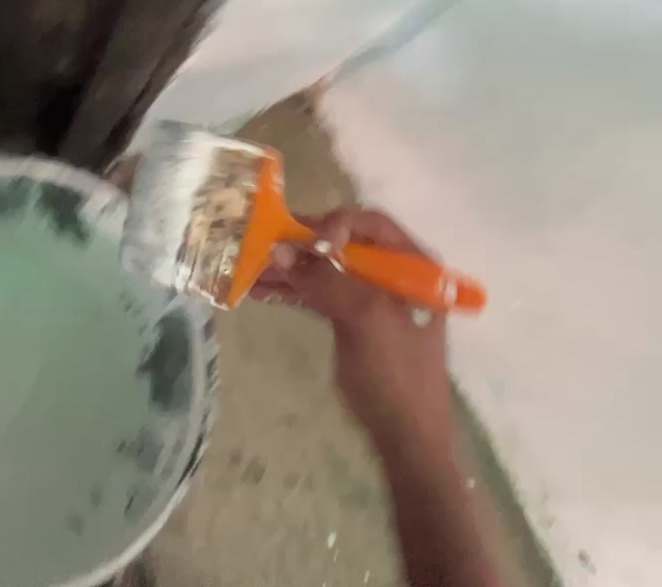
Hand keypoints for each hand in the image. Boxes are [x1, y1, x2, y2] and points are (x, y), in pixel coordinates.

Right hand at [255, 207, 459, 457]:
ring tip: (249, 267)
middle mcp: (392, 273)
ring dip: (289, 268)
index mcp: (412, 265)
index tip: (305, 242)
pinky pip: (319, 293)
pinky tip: (259, 290)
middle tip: (262, 244)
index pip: (370, 223)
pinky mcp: (353, 319)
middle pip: (342, 243)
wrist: (407, 439)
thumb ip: (325, 280)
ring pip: (325, 269)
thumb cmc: (396, 373)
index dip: (335, 224)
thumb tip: (279, 250)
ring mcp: (371, 297)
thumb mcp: (364, 319)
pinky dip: (292, 290)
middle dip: (301, 245)